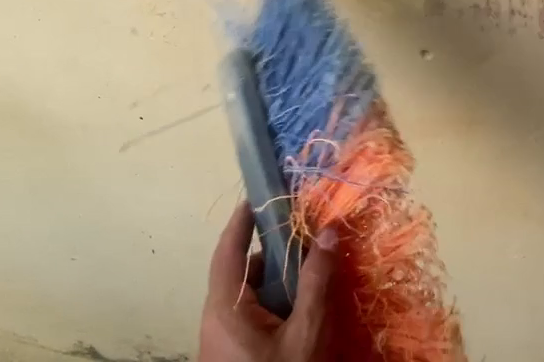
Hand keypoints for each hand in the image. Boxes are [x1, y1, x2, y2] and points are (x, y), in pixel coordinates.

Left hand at [199, 202, 335, 361]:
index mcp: (225, 308)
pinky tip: (299, 312)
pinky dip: (272, 305)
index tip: (259, 196)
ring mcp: (220, 341)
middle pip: (241, 273)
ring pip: (247, 297)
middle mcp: (215, 321)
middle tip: (306, 241)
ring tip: (310, 277)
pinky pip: (248, 318)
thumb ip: (316, 281)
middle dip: (274, 255)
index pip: (227, 251)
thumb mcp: (306, 332)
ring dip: (276, 283)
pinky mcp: (231, 356)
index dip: (242, 220)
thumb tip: (328, 232)